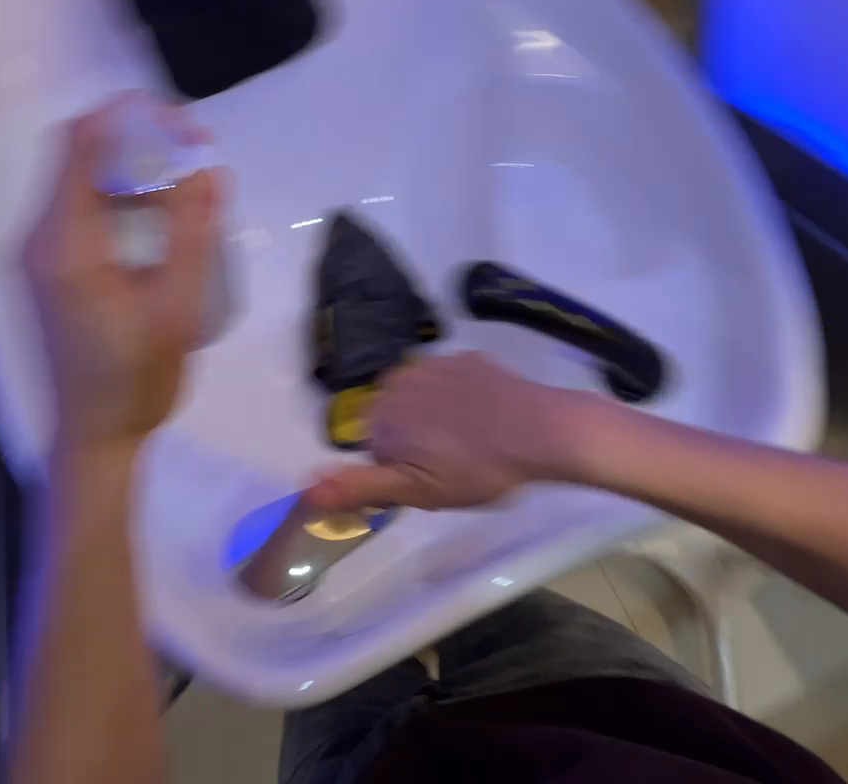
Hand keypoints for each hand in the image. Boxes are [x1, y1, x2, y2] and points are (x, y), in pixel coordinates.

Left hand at [22, 99, 221, 465]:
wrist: (93, 438)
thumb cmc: (136, 380)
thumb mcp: (178, 306)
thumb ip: (193, 232)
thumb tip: (210, 171)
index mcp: (65, 243)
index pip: (83, 143)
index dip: (133, 118)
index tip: (186, 126)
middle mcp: (38, 237)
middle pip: (78, 152)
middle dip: (137, 138)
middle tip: (194, 151)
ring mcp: (38, 254)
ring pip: (79, 178)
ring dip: (131, 166)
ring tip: (186, 181)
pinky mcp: (48, 269)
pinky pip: (79, 209)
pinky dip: (120, 196)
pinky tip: (160, 217)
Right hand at [304, 351, 611, 510]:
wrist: (542, 430)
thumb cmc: (477, 468)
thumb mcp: (416, 491)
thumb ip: (358, 487)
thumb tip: (305, 487)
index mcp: (382, 415)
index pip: (375, 448)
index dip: (403, 469)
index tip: (433, 480)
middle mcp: (398, 379)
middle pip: (395, 419)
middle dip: (416, 441)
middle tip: (453, 466)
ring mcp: (435, 362)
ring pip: (421, 398)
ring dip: (437, 418)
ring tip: (472, 442)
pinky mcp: (466, 357)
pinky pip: (450, 381)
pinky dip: (461, 398)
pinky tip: (487, 417)